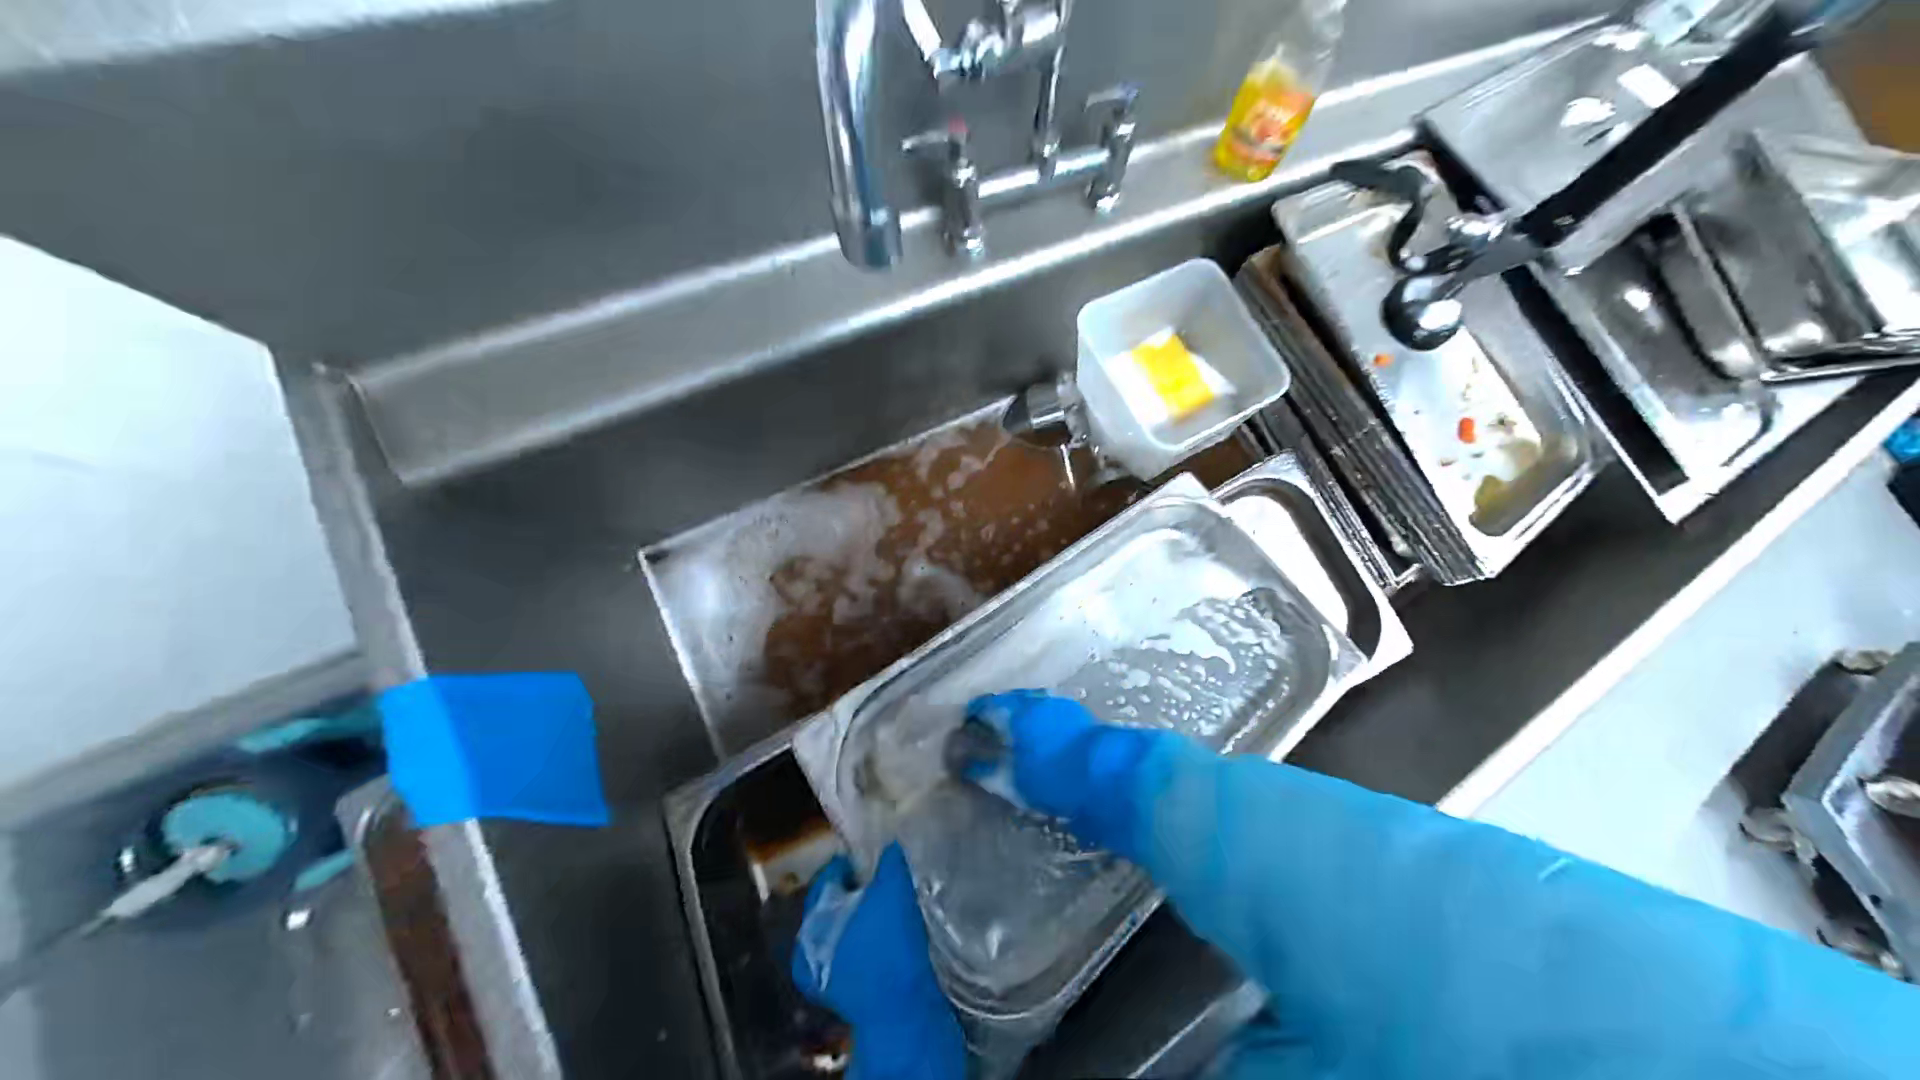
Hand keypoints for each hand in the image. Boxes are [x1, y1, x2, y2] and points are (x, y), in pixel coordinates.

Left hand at [791, 844, 964, 1079]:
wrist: (907, 1018)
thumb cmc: (890, 948)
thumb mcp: (891, 890)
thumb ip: (889, 860)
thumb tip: (892, 842)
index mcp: (811, 924)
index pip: (829, 875)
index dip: (855, 859)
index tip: (880, 851)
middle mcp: (813, 951)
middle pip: (842, 902)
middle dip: (867, 887)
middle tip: (893, 874)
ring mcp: (834, 977)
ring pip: (856, 928)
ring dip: (877, 914)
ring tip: (904, 900)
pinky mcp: (858, 994)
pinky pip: (870, 951)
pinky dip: (884, 939)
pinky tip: (906, 931)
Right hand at [964, 689, 1164, 854]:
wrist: (1114, 775)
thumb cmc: (1055, 777)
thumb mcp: (1013, 781)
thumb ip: (986, 771)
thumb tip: (966, 765)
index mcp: (1017, 711)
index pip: (986, 705)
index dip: (973, 714)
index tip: (964, 725)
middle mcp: (1039, 701)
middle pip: (1010, 702)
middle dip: (997, 714)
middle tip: (986, 730)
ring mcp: (1063, 707)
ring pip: (1033, 706)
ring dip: (1021, 718)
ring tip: (1013, 737)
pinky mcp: (1082, 718)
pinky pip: (1050, 714)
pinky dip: (1039, 724)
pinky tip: (1040, 740)